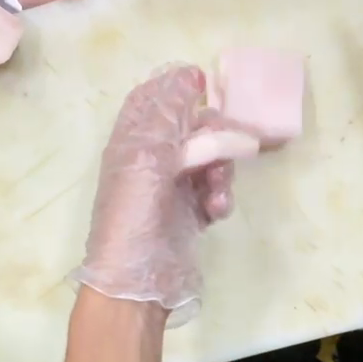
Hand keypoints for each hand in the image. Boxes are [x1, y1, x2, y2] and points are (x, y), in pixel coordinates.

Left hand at [72, 65, 236, 324]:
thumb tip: (192, 76)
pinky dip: (220, 198)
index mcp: (132, 142)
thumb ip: (170, 116)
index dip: (179, 89)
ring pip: (211, 161)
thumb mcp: (147, 158)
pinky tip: (217, 212)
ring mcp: (173, 190)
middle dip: (215, 136)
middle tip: (230, 148)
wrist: (136, 285)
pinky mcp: (190, 217)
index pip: (155, 100)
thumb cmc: (133, 219)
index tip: (205, 87)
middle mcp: (152, 162)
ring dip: (222, 171)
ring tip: (217, 194)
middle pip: (193, 129)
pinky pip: (214, 193)